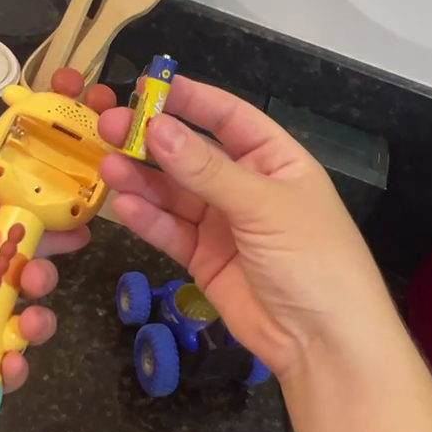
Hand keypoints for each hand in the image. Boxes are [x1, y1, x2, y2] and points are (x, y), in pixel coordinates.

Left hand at [0, 200, 87, 431]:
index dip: (35, 238)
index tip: (71, 230)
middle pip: (19, 288)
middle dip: (39, 277)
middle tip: (38, 279)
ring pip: (23, 330)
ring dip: (37, 322)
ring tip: (30, 325)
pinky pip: (8, 375)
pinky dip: (16, 369)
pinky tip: (10, 366)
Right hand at [90, 73, 393, 379]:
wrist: (323, 344)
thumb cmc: (312, 260)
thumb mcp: (263, 207)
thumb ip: (207, 170)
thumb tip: (157, 128)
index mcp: (276, 161)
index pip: (229, 117)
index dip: (190, 99)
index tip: (147, 86)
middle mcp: (247, 186)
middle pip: (193, 154)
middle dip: (153, 140)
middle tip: (109, 126)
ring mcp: (224, 224)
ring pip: (174, 193)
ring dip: (142, 179)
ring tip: (107, 166)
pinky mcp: (204, 259)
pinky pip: (171, 231)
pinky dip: (148, 219)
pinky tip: (124, 206)